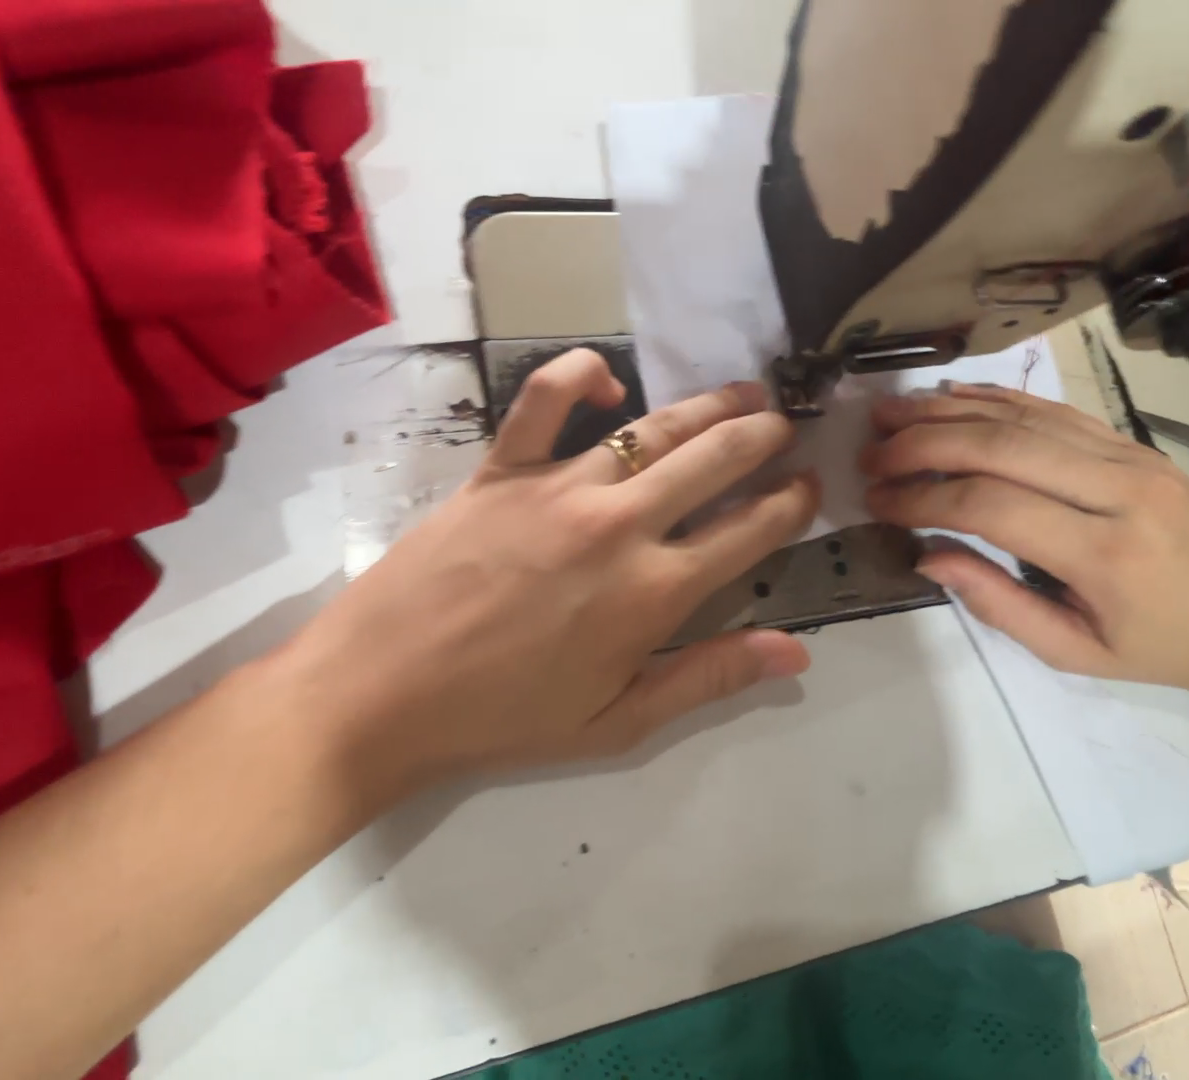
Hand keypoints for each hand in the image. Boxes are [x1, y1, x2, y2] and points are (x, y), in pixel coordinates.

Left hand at [272, 349, 818, 809]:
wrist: (379, 695)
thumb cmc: (504, 719)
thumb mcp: (618, 720)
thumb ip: (710, 677)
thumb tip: (795, 653)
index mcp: (653, 593)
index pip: (749, 532)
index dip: (791, 505)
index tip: (809, 488)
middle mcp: (619, 526)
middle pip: (714, 461)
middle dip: (763, 438)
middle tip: (787, 426)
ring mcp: (558, 489)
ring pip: (652, 428)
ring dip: (708, 406)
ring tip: (744, 394)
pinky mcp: (500, 470)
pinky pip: (543, 400)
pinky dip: (580, 376)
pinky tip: (609, 384)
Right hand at [858, 383, 1188, 709]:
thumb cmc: (1159, 650)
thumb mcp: (1073, 652)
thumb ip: (996, 604)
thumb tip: (927, 555)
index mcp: (1106, 555)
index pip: (989, 507)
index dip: (921, 498)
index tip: (876, 502)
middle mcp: (1121, 490)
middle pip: (1001, 446)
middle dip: (922, 444)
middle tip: (870, 453)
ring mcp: (1132, 457)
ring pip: (1024, 417)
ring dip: (948, 411)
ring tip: (890, 412)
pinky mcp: (1134, 443)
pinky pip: (1055, 410)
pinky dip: (997, 398)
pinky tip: (952, 396)